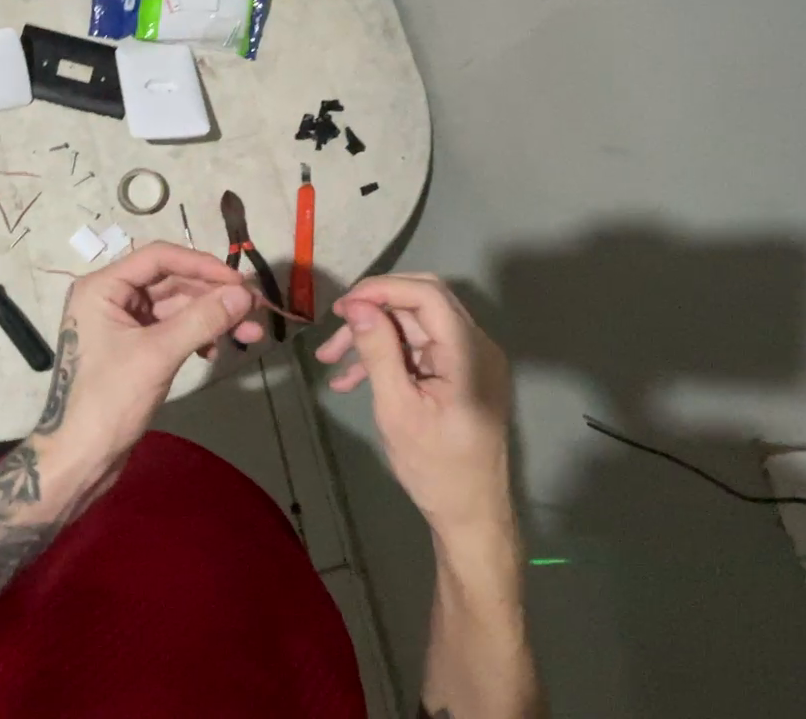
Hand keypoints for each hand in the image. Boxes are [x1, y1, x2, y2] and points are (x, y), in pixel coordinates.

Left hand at [32, 242, 264, 473]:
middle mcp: (110, 297)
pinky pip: (171, 328)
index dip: (201, 265)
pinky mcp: (133, 347)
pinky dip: (196, 335)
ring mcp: (121, 323)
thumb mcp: (158, 354)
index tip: (239, 282)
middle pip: (170, 281)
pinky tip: (217, 350)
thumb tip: (245, 294)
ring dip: (211, 317)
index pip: (158, 257)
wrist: (82, 457)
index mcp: (102, 287)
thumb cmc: (110, 399)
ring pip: (175, 307)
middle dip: (213, 295)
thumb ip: (202, 319)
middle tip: (255, 308)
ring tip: (251, 333)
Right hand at [314, 274, 513, 533]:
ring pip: (413, 327)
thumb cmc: (435, 468)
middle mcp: (476, 346)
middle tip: (333, 326)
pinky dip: (386, 357)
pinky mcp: (460, 374)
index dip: (382, 289)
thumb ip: (378, 352)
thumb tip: (356, 305)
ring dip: (372, 337)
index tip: (342, 306)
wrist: (471, 515)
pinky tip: (350, 379)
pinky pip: (419, 350)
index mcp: (468, 352)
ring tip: (329, 360)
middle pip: (420, 304)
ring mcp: (470, 360)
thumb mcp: (397, 409)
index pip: (427, 294)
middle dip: (372, 311)